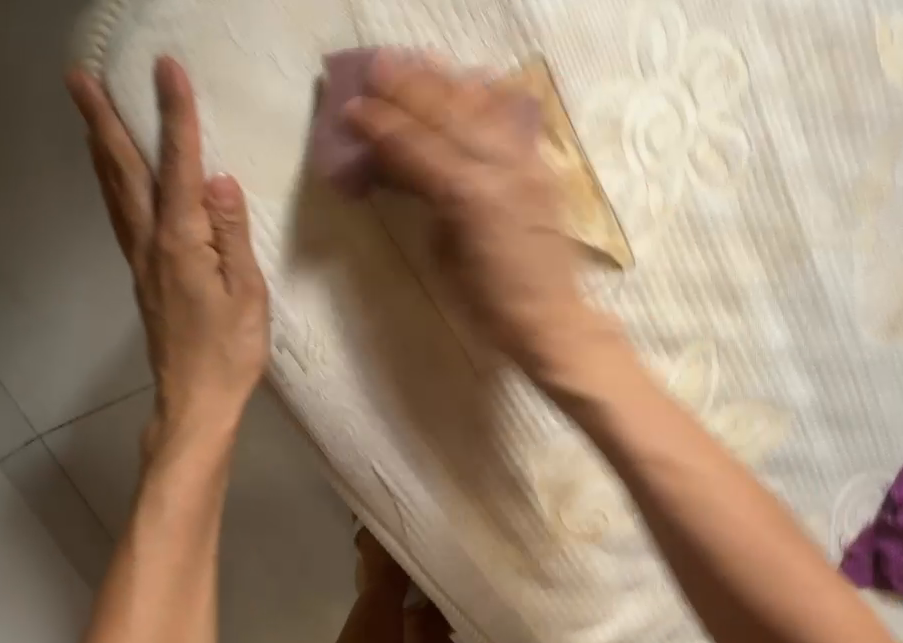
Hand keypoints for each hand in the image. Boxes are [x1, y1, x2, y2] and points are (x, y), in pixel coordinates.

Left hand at [68, 58, 268, 457]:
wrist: (195, 400)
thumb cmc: (230, 353)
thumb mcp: (248, 295)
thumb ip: (232, 236)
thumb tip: (218, 181)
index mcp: (181, 243)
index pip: (179, 167)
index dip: (175, 116)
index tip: (167, 68)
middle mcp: (151, 243)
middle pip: (122, 171)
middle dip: (102, 120)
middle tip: (78, 76)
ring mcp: (141, 262)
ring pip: (114, 193)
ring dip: (100, 148)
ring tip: (88, 114)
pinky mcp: (143, 278)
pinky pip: (121, 216)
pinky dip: (111, 185)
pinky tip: (114, 181)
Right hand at [345, 53, 601, 379]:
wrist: (550, 319)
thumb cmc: (488, 305)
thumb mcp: (443, 257)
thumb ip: (426, 203)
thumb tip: (405, 171)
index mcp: (465, 194)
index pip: (413, 144)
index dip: (378, 123)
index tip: (351, 108)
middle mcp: (497, 167)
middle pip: (445, 110)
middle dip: (406, 87)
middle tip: (375, 70)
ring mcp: (525, 163)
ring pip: (480, 105)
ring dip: (444, 81)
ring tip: (417, 63)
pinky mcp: (543, 168)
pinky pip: (512, 119)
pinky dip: (488, 96)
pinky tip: (471, 84)